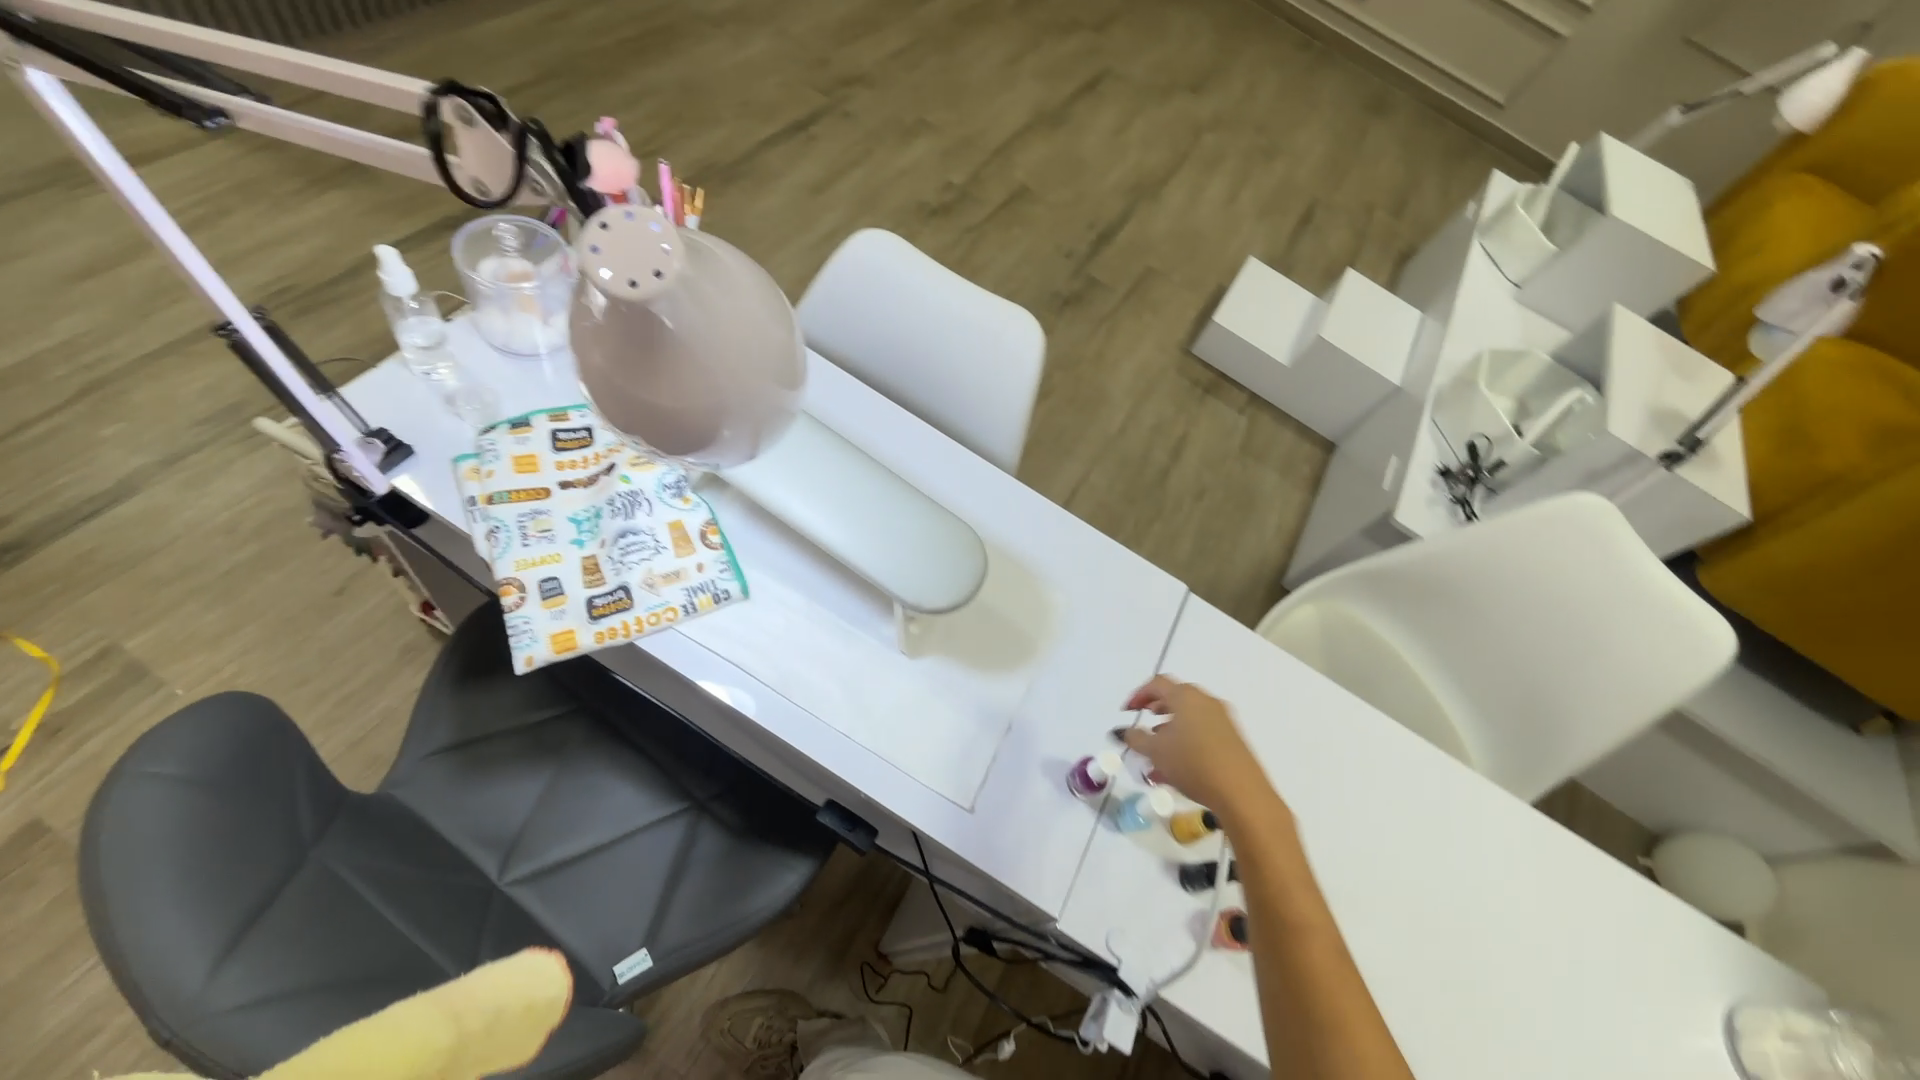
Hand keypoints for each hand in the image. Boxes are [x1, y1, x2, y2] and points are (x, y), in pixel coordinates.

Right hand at [1120, 676, 1286, 826]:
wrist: (1241, 792)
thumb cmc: (1193, 764)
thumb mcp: (1156, 752)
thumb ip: (1135, 738)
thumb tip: (1121, 731)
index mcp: (1186, 697)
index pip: (1157, 684)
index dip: (1138, 695)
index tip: (1126, 712)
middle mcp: (1206, 701)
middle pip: (1176, 696)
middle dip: (1156, 708)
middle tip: (1143, 720)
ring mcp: (1223, 719)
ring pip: (1190, 715)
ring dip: (1170, 726)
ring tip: (1157, 748)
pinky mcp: (1233, 737)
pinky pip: (1202, 729)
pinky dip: (1185, 737)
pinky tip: (1177, 762)